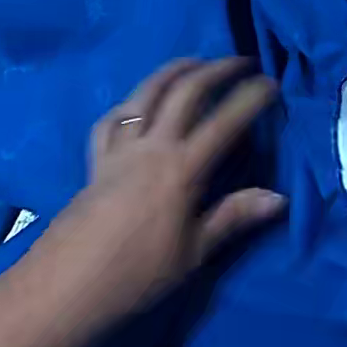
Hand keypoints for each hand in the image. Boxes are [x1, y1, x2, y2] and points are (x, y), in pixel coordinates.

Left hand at [27, 58, 287, 325]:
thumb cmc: (136, 274)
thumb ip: (234, 217)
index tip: (271, 82)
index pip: (224, 122)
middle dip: (216, 69)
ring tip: (195, 62)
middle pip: (185, 92)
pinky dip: (129, 104)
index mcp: (181, 169)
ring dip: (174, 70)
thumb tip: (279, 198)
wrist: (67, 286)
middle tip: (240, 61)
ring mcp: (120, 148)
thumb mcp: (193, 253)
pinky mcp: (96, 158)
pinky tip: (137, 103)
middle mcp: (152, 147)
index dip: (250, 98)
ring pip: (147, 93)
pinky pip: (112, 119)